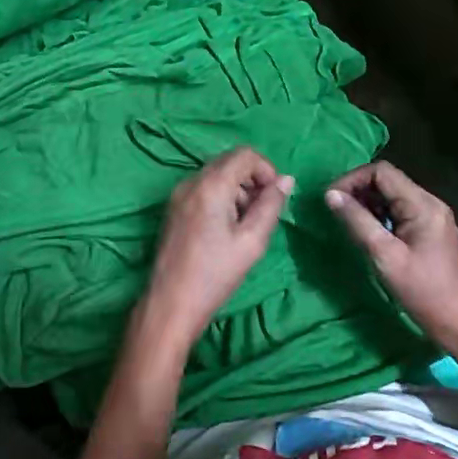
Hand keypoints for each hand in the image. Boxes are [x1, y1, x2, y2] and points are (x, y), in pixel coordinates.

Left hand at [141, 148, 293, 344]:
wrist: (171, 303)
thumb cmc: (216, 274)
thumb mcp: (252, 240)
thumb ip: (271, 205)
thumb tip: (286, 180)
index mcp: (211, 185)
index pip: (245, 154)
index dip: (266, 170)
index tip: (274, 197)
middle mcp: (191, 181)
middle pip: (229, 161)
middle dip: (252, 179)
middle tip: (262, 212)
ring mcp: (178, 194)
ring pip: (216, 174)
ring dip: (237, 189)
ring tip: (244, 224)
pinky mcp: (173, 208)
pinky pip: (203, 188)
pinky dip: (221, 197)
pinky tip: (225, 228)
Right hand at [325, 161, 457, 348]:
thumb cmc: (422, 291)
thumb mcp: (384, 256)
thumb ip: (357, 222)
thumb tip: (331, 195)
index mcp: (422, 204)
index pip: (382, 172)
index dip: (352, 179)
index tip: (331, 199)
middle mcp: (429, 203)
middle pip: (388, 181)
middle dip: (358, 190)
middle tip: (335, 211)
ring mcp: (431, 216)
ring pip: (392, 196)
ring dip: (367, 203)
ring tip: (347, 222)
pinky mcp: (430, 230)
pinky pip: (400, 211)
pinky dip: (380, 215)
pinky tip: (367, 232)